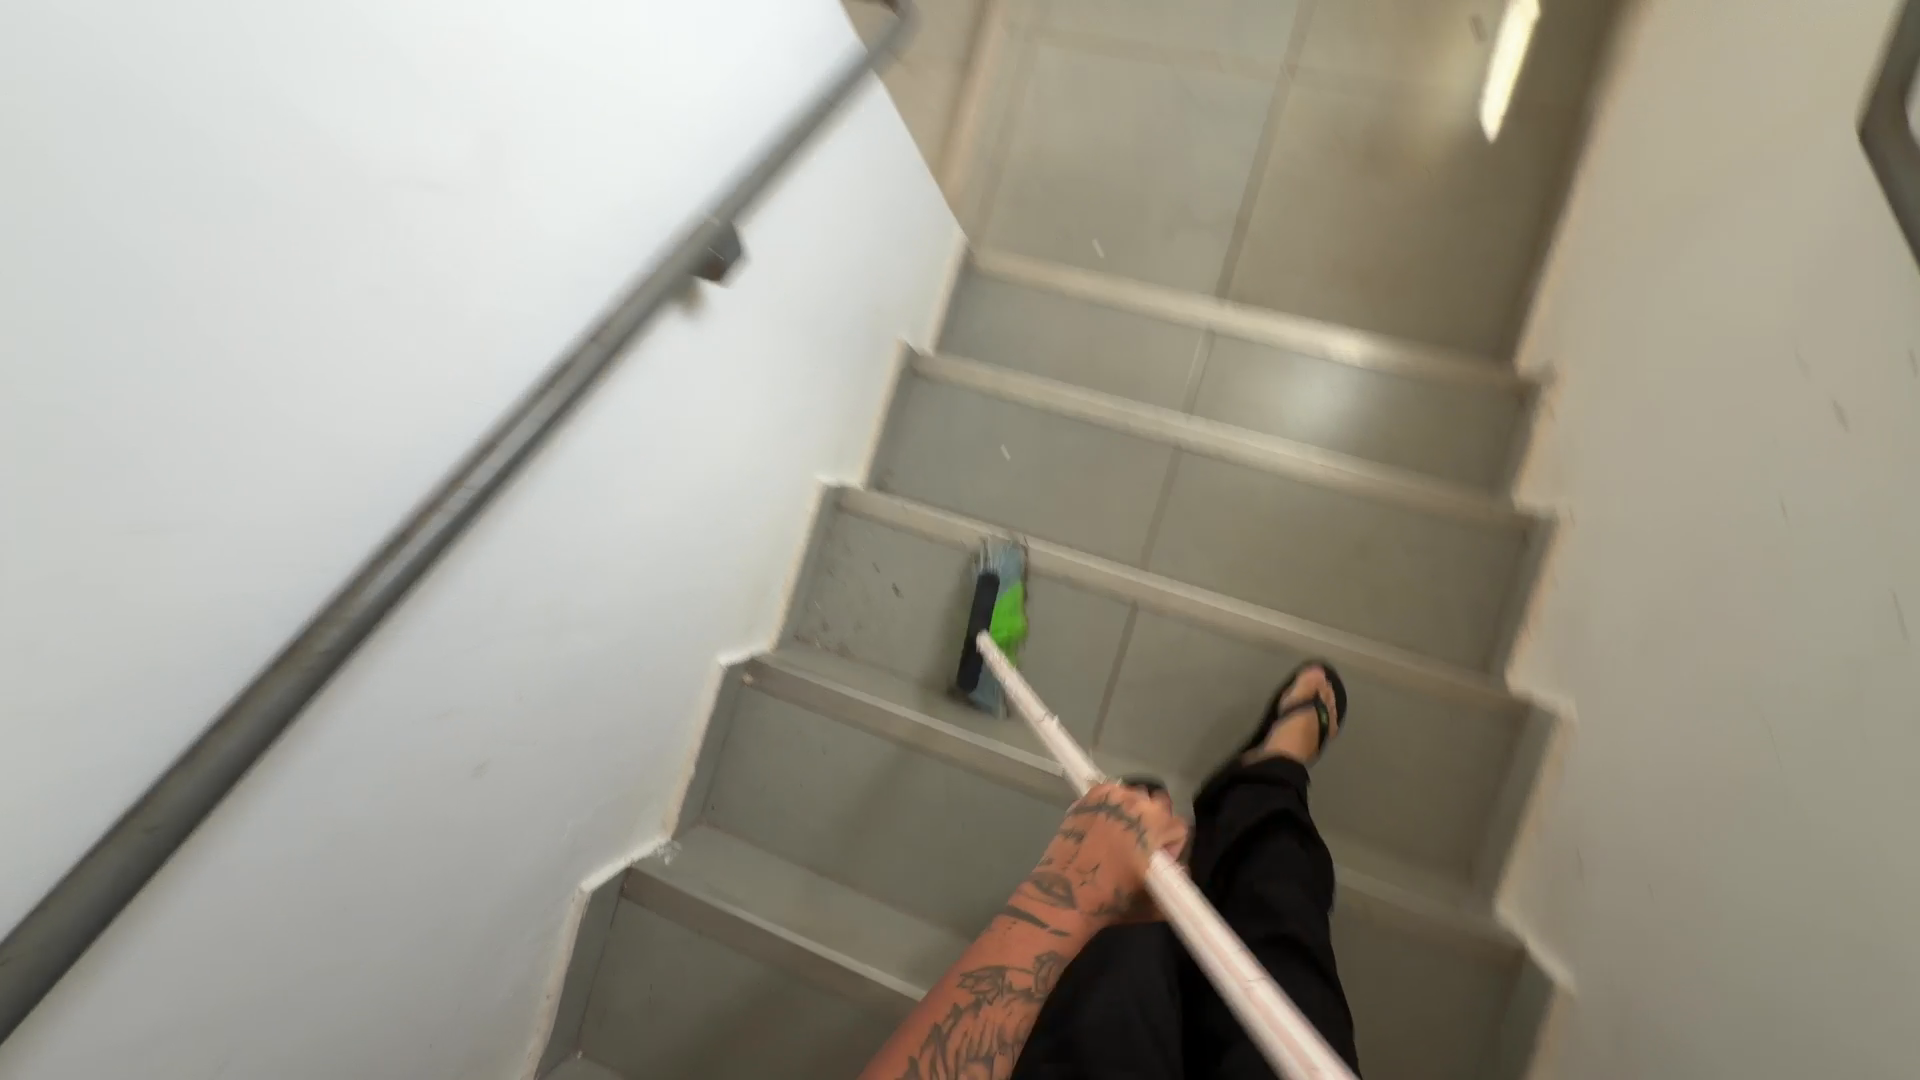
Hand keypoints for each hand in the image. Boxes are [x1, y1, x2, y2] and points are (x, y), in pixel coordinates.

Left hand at [1017, 783, 1189, 929]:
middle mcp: (1136, 802)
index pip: (1179, 826)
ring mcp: (1111, 795)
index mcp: (1156, 823)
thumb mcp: (1156, 901)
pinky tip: (1104, 825)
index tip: (1159, 860)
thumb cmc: (1114, 899)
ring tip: (1120, 835)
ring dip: (1133, 812)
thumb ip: (1177, 881)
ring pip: (1134, 796)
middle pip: (1158, 805)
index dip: (1172, 846)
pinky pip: (1111, 792)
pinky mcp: (1090, 794)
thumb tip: (1180, 869)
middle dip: (1155, 824)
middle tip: (1140, 846)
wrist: (1067, 891)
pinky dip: (1112, 804)